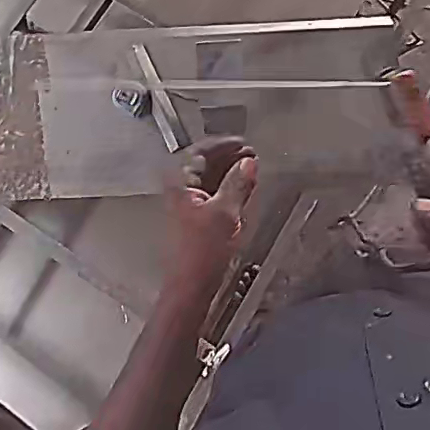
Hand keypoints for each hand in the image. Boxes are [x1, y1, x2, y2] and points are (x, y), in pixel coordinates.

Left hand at [166, 136, 257, 298]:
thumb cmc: (202, 252)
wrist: (190, 286)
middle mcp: (179, 189)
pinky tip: (243, 189)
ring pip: (209, 178)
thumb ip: (238, 184)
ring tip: (251, 168)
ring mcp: (186, 204)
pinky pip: (212, 193)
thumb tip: (249, 162)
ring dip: (229, 171)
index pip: (199, 151)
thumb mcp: (225, 213)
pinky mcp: (195, 218)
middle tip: (250, 154)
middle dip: (228, 156)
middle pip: (203, 163)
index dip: (223, 144)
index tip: (243, 143)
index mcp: (179, 182)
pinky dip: (228, 187)